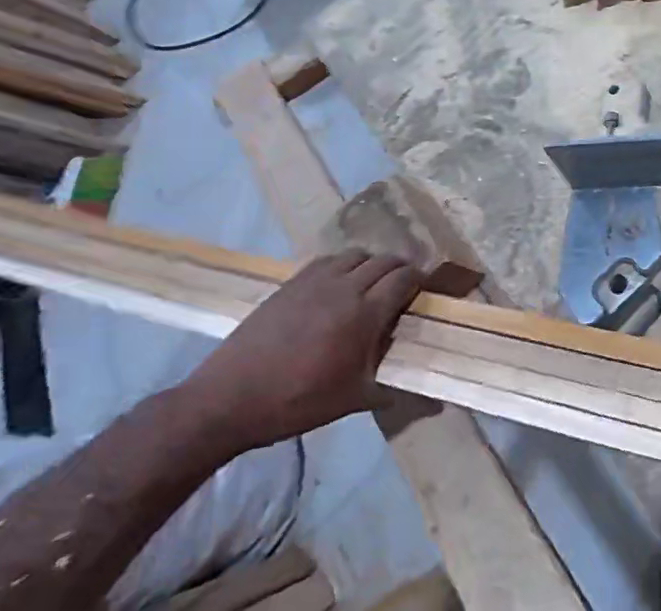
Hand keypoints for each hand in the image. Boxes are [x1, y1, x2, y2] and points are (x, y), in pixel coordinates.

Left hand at [184, 253, 422, 451]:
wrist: (225, 403)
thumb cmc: (297, 403)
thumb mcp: (353, 400)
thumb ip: (393, 390)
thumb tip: (434, 404)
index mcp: (366, 315)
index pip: (405, 278)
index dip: (419, 279)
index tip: (423, 290)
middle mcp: (345, 290)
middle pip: (384, 261)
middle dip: (400, 268)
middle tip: (403, 285)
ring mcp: (314, 284)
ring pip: (356, 255)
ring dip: (371, 263)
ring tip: (370, 281)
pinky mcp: (288, 286)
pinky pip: (326, 261)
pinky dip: (342, 264)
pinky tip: (337, 283)